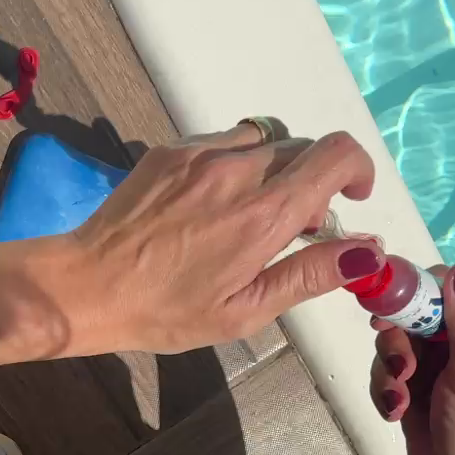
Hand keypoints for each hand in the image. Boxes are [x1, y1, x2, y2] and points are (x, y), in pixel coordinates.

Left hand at [61, 122, 380, 353]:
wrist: (86, 285)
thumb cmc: (165, 312)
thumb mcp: (243, 310)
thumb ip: (308, 274)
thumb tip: (368, 251)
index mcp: (262, 215)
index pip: (336, 154)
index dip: (357, 169)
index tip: (351, 197)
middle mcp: (237, 170)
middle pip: (302, 148)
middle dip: (311, 184)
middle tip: (288, 229)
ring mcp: (200, 154)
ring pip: (263, 142)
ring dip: (272, 170)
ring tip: (246, 214)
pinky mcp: (171, 150)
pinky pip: (223, 142)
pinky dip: (234, 165)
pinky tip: (207, 204)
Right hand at [369, 262, 454, 454]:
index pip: (445, 289)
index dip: (413, 294)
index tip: (388, 311)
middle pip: (410, 314)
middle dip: (397, 342)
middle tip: (400, 368)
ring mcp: (434, 366)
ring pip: (392, 344)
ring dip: (390, 372)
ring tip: (400, 400)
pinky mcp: (412, 389)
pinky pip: (385, 373)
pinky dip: (386, 392)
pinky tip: (397, 411)